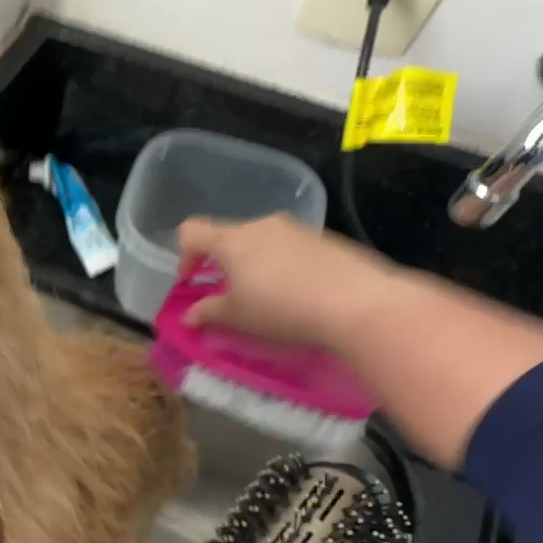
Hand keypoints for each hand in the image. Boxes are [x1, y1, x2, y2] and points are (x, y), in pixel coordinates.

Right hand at [176, 214, 405, 347]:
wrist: (358, 303)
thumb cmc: (281, 309)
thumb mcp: (236, 317)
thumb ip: (207, 313)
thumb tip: (189, 316)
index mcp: (232, 239)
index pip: (191, 231)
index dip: (183, 257)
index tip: (192, 283)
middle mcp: (262, 225)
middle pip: (228, 237)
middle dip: (221, 265)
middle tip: (230, 297)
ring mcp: (296, 229)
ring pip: (259, 242)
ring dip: (252, 266)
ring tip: (266, 299)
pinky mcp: (324, 239)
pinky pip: (288, 249)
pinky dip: (281, 267)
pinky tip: (297, 295)